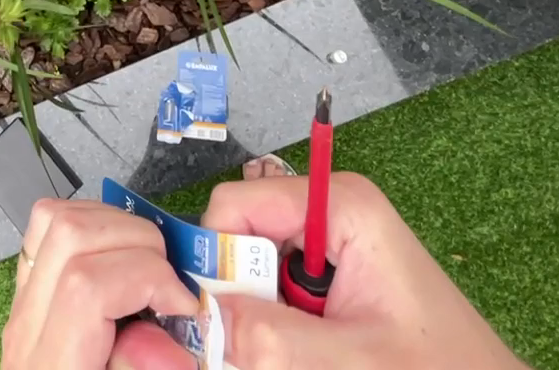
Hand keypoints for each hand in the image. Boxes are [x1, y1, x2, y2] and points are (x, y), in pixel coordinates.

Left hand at [1, 199, 202, 369]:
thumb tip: (169, 341)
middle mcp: (27, 330)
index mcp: (53, 369)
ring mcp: (22, 307)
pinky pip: (47, 228)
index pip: (86, 285)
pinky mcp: (27, 294)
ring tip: (150, 263)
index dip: (146, 277)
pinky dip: (91, 222)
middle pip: (70, 238)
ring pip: (54, 220)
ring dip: (113, 224)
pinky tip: (122, 253)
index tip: (185, 304)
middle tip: (171, 281)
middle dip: (136, 242)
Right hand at [201, 172, 526, 368]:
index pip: (234, 206)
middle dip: (236, 296)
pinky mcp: (328, 272)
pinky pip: (272, 288)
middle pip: (239, 236)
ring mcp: (327, 240)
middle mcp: (326, 210)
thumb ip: (274, 339)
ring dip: (253, 319)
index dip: (216, 259)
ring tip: (287, 357)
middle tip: (254, 351)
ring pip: (250, 268)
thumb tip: (201, 316)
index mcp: (338, 204)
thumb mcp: (357, 363)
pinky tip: (297, 355)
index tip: (212, 317)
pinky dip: (271, 327)